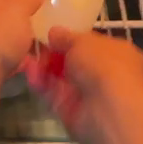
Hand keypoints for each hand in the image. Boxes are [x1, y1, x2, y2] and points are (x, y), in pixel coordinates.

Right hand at [25, 27, 142, 143]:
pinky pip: (53, 93)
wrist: (108, 109)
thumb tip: (54, 33)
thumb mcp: (83, 41)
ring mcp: (88, 93)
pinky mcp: (71, 110)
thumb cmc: (103, 65)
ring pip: (60, 78)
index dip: (70, 40)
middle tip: (35, 46)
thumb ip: (66, 37)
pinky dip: (40, 83)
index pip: (90, 45)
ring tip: (26, 58)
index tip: (51, 35)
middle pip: (73, 62)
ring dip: (43, 67)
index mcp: (116, 53)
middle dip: (52, 54)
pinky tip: (29, 72)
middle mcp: (104, 73)